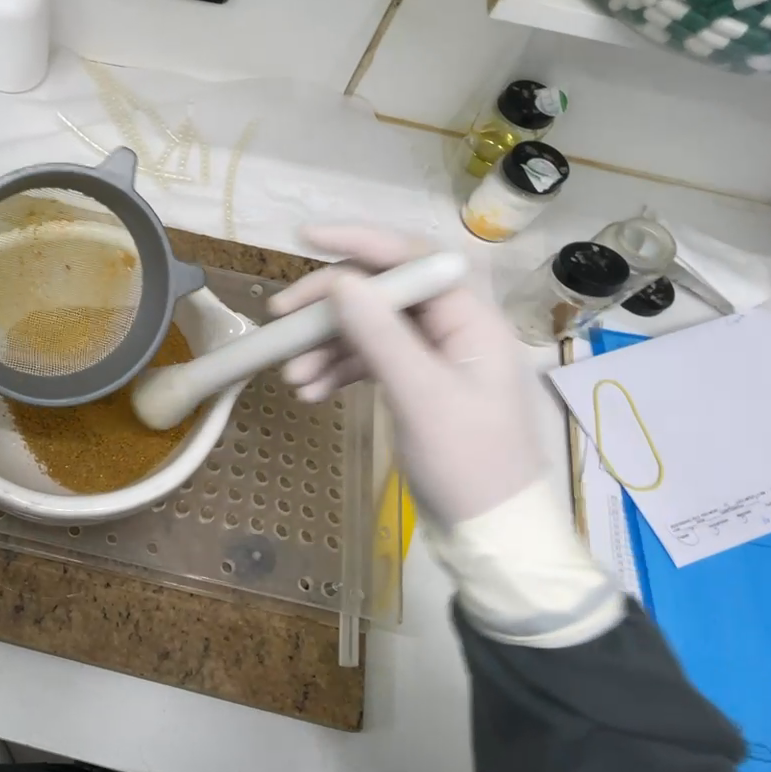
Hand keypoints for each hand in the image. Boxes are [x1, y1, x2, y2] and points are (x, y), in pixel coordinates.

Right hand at [269, 225, 541, 526]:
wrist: (490, 532)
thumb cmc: (468, 463)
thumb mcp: (421, 396)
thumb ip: (381, 335)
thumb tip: (340, 282)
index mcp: (469, 320)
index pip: (412, 260)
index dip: (360, 242)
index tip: (305, 239)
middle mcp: (452, 329)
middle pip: (382, 294)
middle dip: (329, 307)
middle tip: (280, 321)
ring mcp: (434, 357)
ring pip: (369, 329)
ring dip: (327, 346)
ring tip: (295, 377)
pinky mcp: (417, 383)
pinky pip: (370, 360)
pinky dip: (338, 370)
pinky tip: (312, 392)